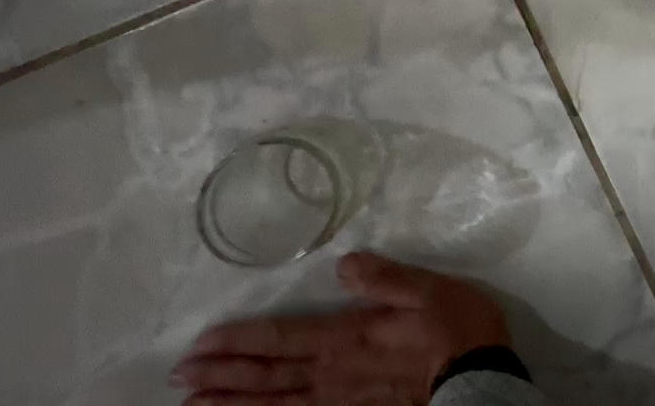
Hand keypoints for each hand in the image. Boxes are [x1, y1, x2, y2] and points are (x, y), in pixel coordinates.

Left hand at [170, 251, 511, 404]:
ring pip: (272, 404)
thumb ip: (385, 278)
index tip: (199, 344)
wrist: (476, 378)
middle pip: (267, 375)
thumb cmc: (453, 326)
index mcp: (348, 335)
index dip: (239, 341)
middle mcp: (331, 371)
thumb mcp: (427, 289)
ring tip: (193, 405)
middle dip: (220, 375)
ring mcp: (336, 399)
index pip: (282, 338)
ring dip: (230, 404)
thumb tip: (343, 262)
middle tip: (178, 377)